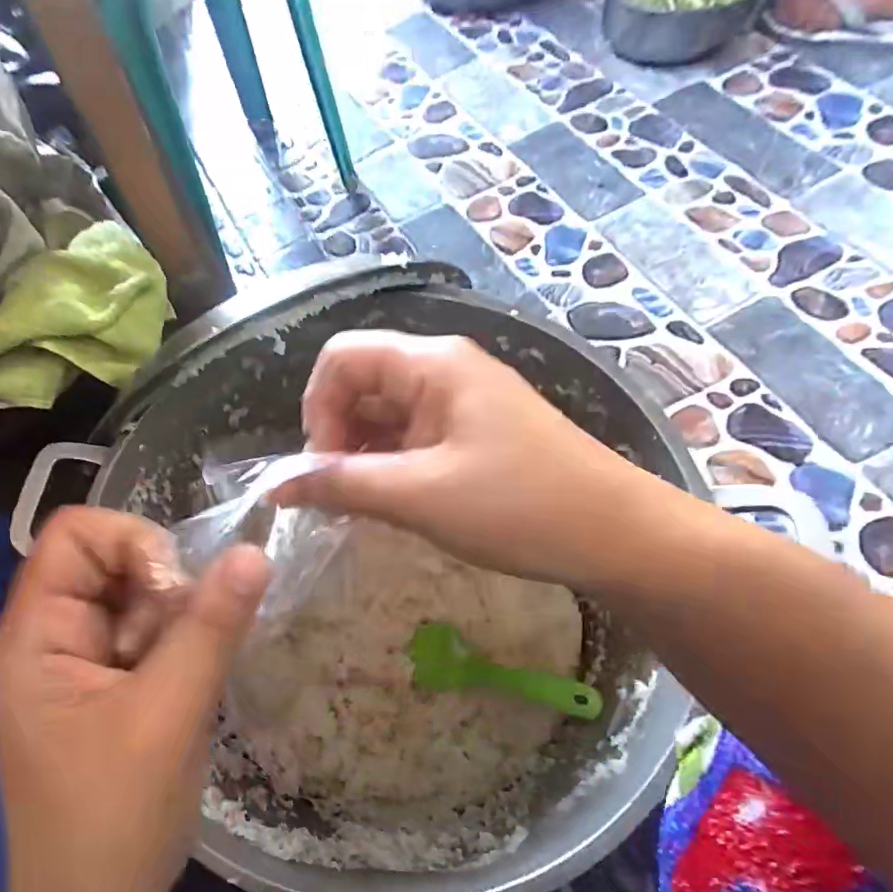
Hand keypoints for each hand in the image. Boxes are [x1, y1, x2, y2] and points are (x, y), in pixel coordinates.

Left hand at [0, 508, 268, 891]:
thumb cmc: (117, 819)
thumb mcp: (170, 714)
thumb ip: (211, 628)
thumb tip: (255, 551)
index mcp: (33, 637)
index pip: (74, 534)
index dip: (132, 543)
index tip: (177, 592)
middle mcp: (47, 641)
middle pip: (108, 562)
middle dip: (160, 592)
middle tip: (188, 647)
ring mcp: (77, 667)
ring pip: (135, 601)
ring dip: (174, 626)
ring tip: (186, 682)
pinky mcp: (105, 692)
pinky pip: (146, 639)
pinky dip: (176, 650)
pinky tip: (188, 690)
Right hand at [279, 331, 706, 587]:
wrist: (616, 534)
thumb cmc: (518, 506)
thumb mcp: (420, 496)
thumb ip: (342, 485)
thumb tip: (276, 485)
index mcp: (432, 364)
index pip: (341, 358)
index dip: (317, 409)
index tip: (322, 468)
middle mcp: (445, 370)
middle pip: (361, 384)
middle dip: (337, 437)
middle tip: (340, 498)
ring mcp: (464, 403)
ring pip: (387, 416)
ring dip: (363, 458)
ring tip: (364, 509)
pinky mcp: (477, 434)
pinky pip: (415, 439)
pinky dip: (393, 468)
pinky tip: (396, 505)